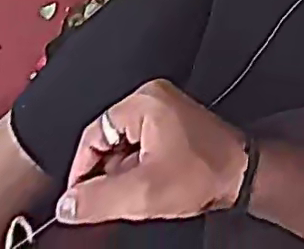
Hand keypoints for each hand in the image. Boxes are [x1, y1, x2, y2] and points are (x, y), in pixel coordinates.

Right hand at [57, 80, 248, 224]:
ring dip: (120, 173)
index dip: (80, 173)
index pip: (92, 135)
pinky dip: (135, 167)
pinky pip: (138, 145)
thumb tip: (66, 205)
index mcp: (145, 101)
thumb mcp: (140, 193)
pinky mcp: (171, 122)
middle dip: (104, 173)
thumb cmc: (202, 172)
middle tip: (110, 200)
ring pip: (121, 145)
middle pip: (106, 139)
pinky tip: (148, 183)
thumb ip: (95, 200)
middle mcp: (154, 97)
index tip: (76, 201)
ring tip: (136, 192)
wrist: (238, 173)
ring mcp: (164, 108)